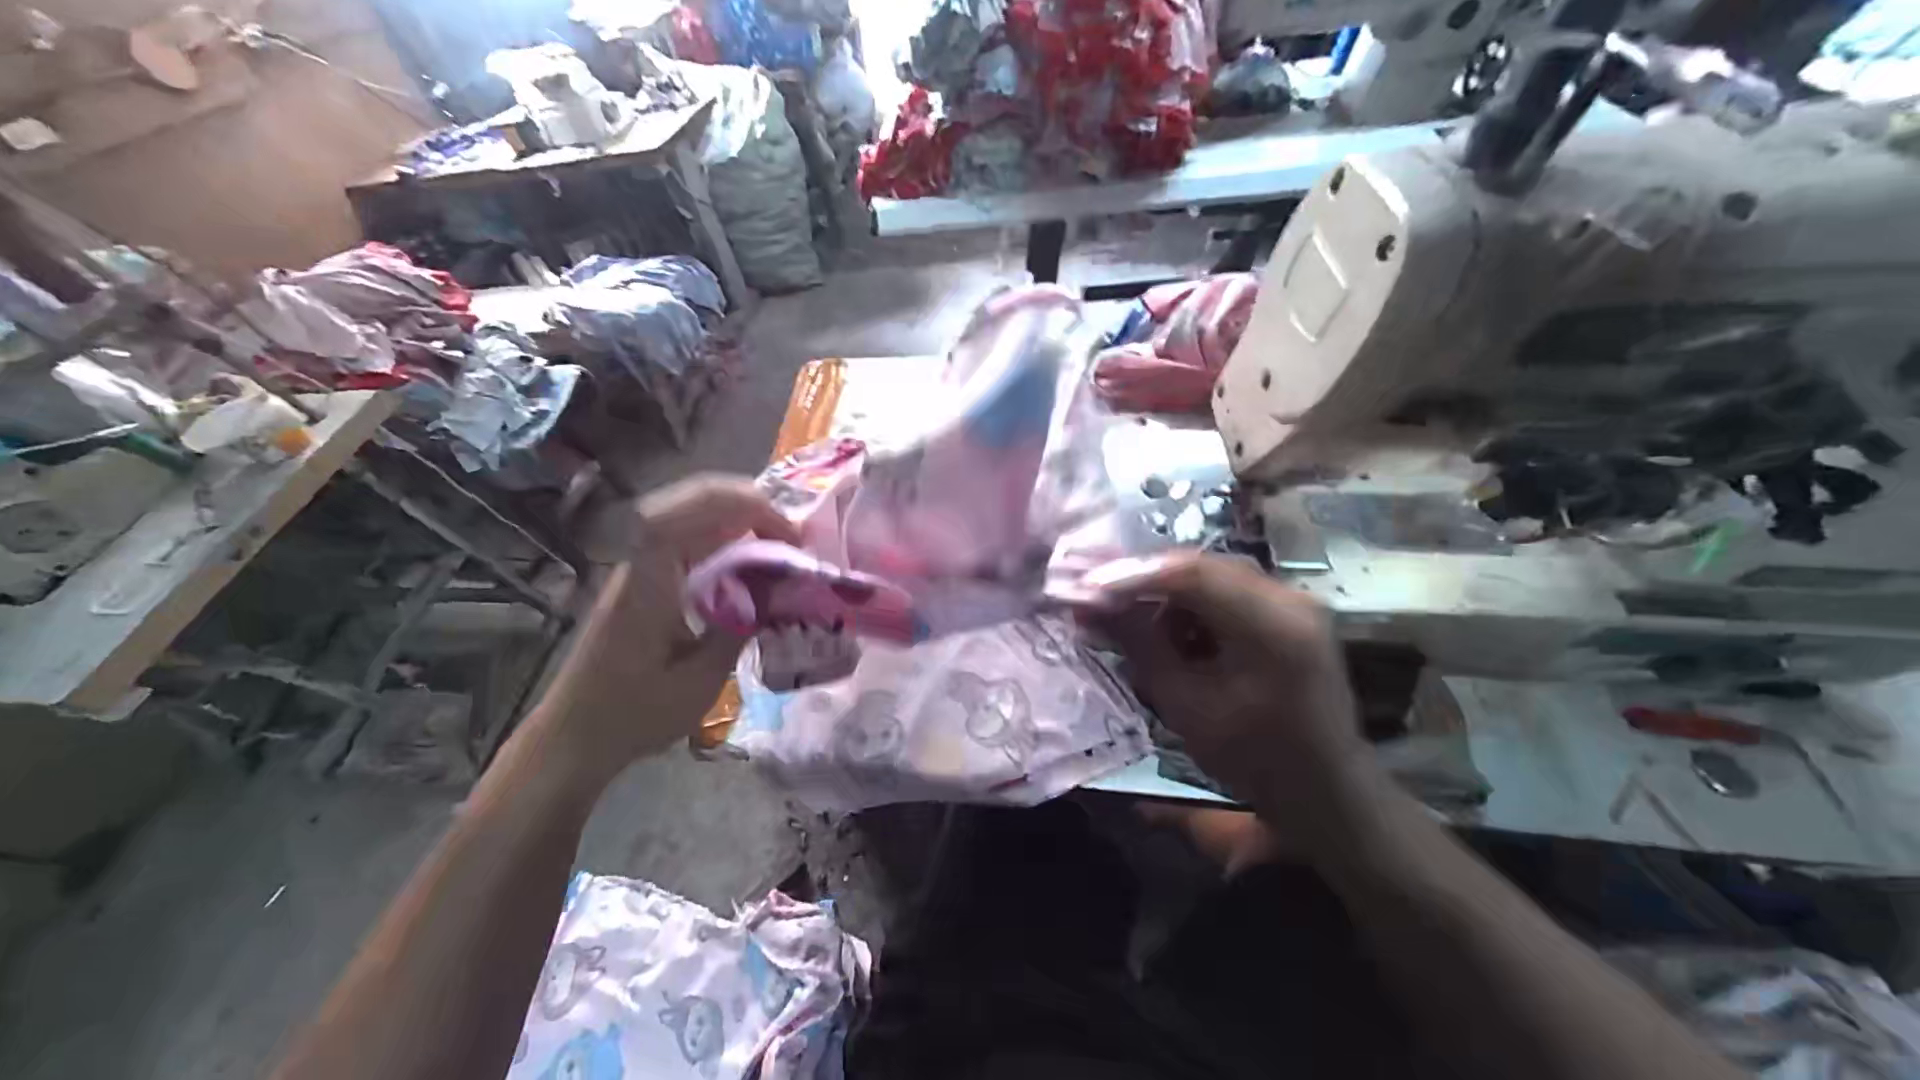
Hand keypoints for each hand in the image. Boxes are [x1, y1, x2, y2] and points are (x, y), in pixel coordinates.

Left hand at [541, 474, 798, 779]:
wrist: (577, 734)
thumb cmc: (634, 714)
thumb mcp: (698, 682)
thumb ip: (739, 628)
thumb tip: (780, 587)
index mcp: (645, 585)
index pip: (676, 515)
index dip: (734, 505)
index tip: (784, 534)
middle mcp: (642, 563)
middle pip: (689, 501)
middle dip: (749, 504)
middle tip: (794, 537)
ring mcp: (645, 567)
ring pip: (694, 516)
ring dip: (742, 519)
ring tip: (784, 544)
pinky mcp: (651, 579)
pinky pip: (694, 540)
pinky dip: (731, 539)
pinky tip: (756, 563)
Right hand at [1079, 554, 1365, 807]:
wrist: (1323, 789)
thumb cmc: (1252, 757)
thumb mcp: (1183, 703)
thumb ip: (1137, 643)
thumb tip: (1088, 602)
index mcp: (1273, 624)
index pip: (1191, 574)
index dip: (1131, 575)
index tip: (1085, 586)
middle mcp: (1289, 597)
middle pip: (1199, 569)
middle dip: (1142, 583)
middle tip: (1093, 596)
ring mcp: (1292, 601)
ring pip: (1209, 579)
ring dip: (1164, 598)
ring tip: (1128, 626)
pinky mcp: (1287, 612)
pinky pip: (1225, 594)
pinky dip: (1189, 610)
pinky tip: (1168, 637)